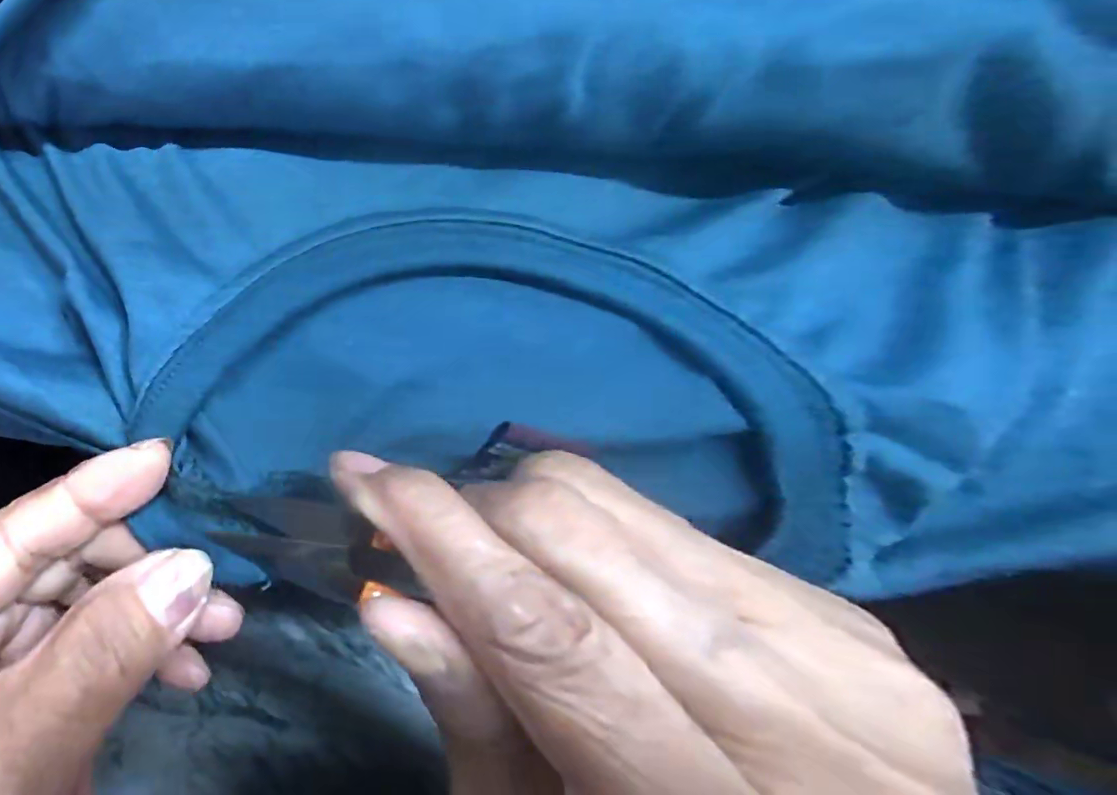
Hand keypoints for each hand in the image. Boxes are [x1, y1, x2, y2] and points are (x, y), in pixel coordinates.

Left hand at [0, 439, 244, 794]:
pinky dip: (147, 646)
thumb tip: (188, 566)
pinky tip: (190, 667)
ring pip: (90, 592)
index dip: (93, 491)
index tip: (161, 454)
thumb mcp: (18, 749)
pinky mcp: (35, 676)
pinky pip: (99, 636)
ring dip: (156, 604)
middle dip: (140, 563)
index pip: (16, 533)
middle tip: (212, 566)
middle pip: (62, 557)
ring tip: (222, 621)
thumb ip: (100, 654)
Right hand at [333, 450, 971, 793]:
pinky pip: (658, 513)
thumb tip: (383, 602)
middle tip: (413, 524)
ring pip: (611, 501)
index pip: (547, 635)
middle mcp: (804, 726)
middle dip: (466, 509)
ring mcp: (838, 656)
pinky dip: (583, 526)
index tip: (355, 473)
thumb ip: (470, 711)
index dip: (440, 539)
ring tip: (493, 550)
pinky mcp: (844, 613)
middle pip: (575, 537)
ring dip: (515, 508)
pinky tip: (580, 574)